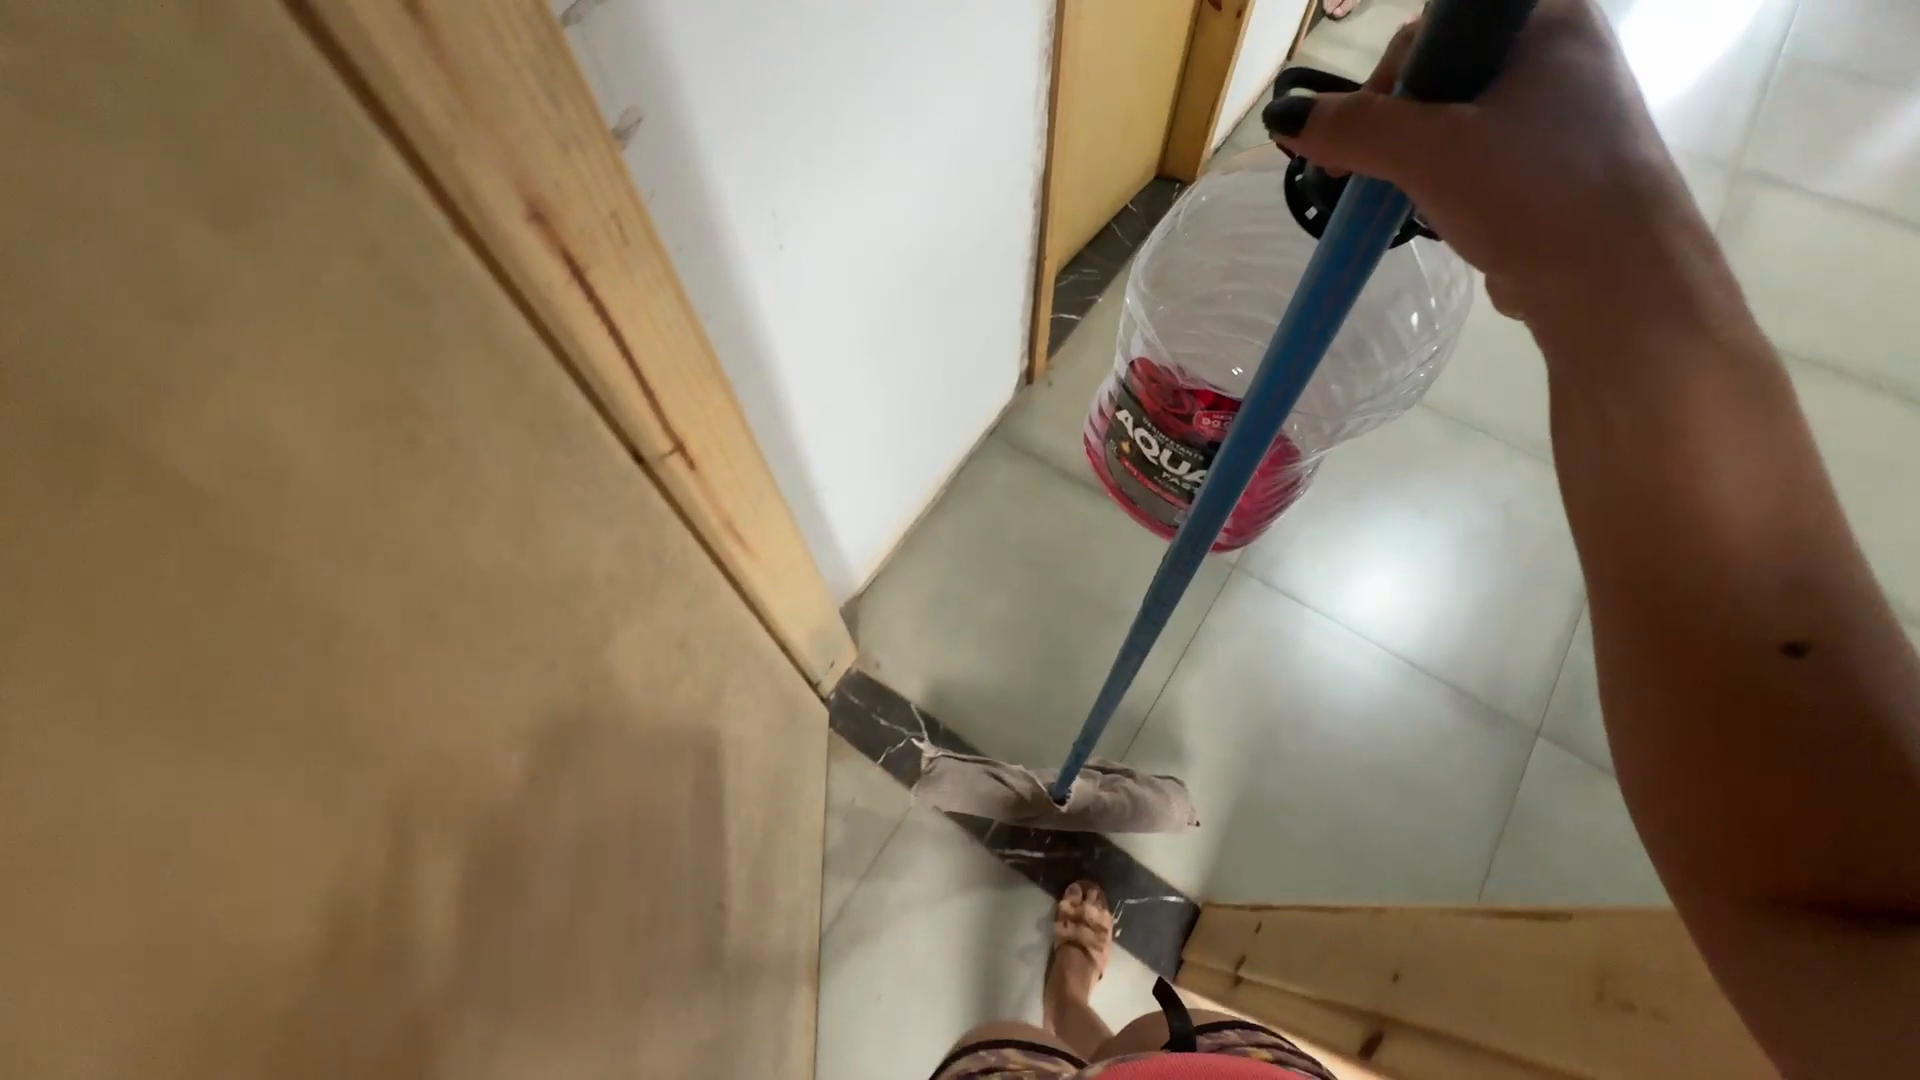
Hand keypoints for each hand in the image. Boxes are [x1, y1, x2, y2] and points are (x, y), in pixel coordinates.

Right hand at [1268, 0, 1722, 330]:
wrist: (1612, 278)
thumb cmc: (1530, 193)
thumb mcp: (1429, 153)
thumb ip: (1354, 128)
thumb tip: (1282, 116)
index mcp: (1545, 22)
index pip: (1431, 33)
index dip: (1380, 86)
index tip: (1354, 145)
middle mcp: (1560, 53)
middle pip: (1439, 79)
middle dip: (1394, 132)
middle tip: (1367, 179)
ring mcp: (1561, 112)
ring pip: (1455, 125)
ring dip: (1416, 165)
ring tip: (1410, 203)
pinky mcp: (1555, 164)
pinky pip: (1478, 160)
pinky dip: (1448, 185)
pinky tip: (1445, 215)